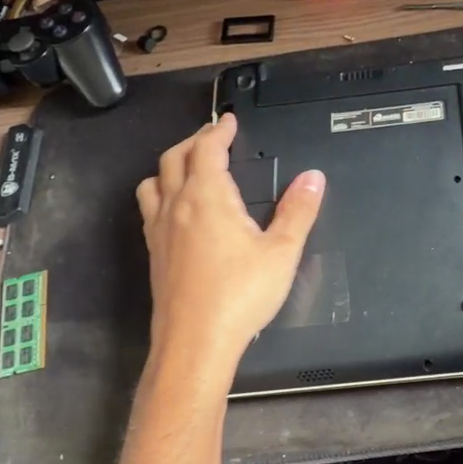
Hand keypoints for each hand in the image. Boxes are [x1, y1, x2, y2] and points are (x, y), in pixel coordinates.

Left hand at [136, 113, 324, 372]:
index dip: (218, 131)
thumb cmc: (239, 296)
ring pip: (154, 181)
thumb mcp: (282, 252)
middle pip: (174, 158)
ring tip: (189, 165)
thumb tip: (313, 177)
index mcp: (207, 197)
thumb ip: (298, 211)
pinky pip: (150, 208)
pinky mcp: (154, 254)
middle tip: (213, 137)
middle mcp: (177, 207)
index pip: (206, 149)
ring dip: (171, 165)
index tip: (228, 121)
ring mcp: (159, 230)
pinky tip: (177, 210)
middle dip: (194, 141)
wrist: (195, 342)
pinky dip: (162, 193)